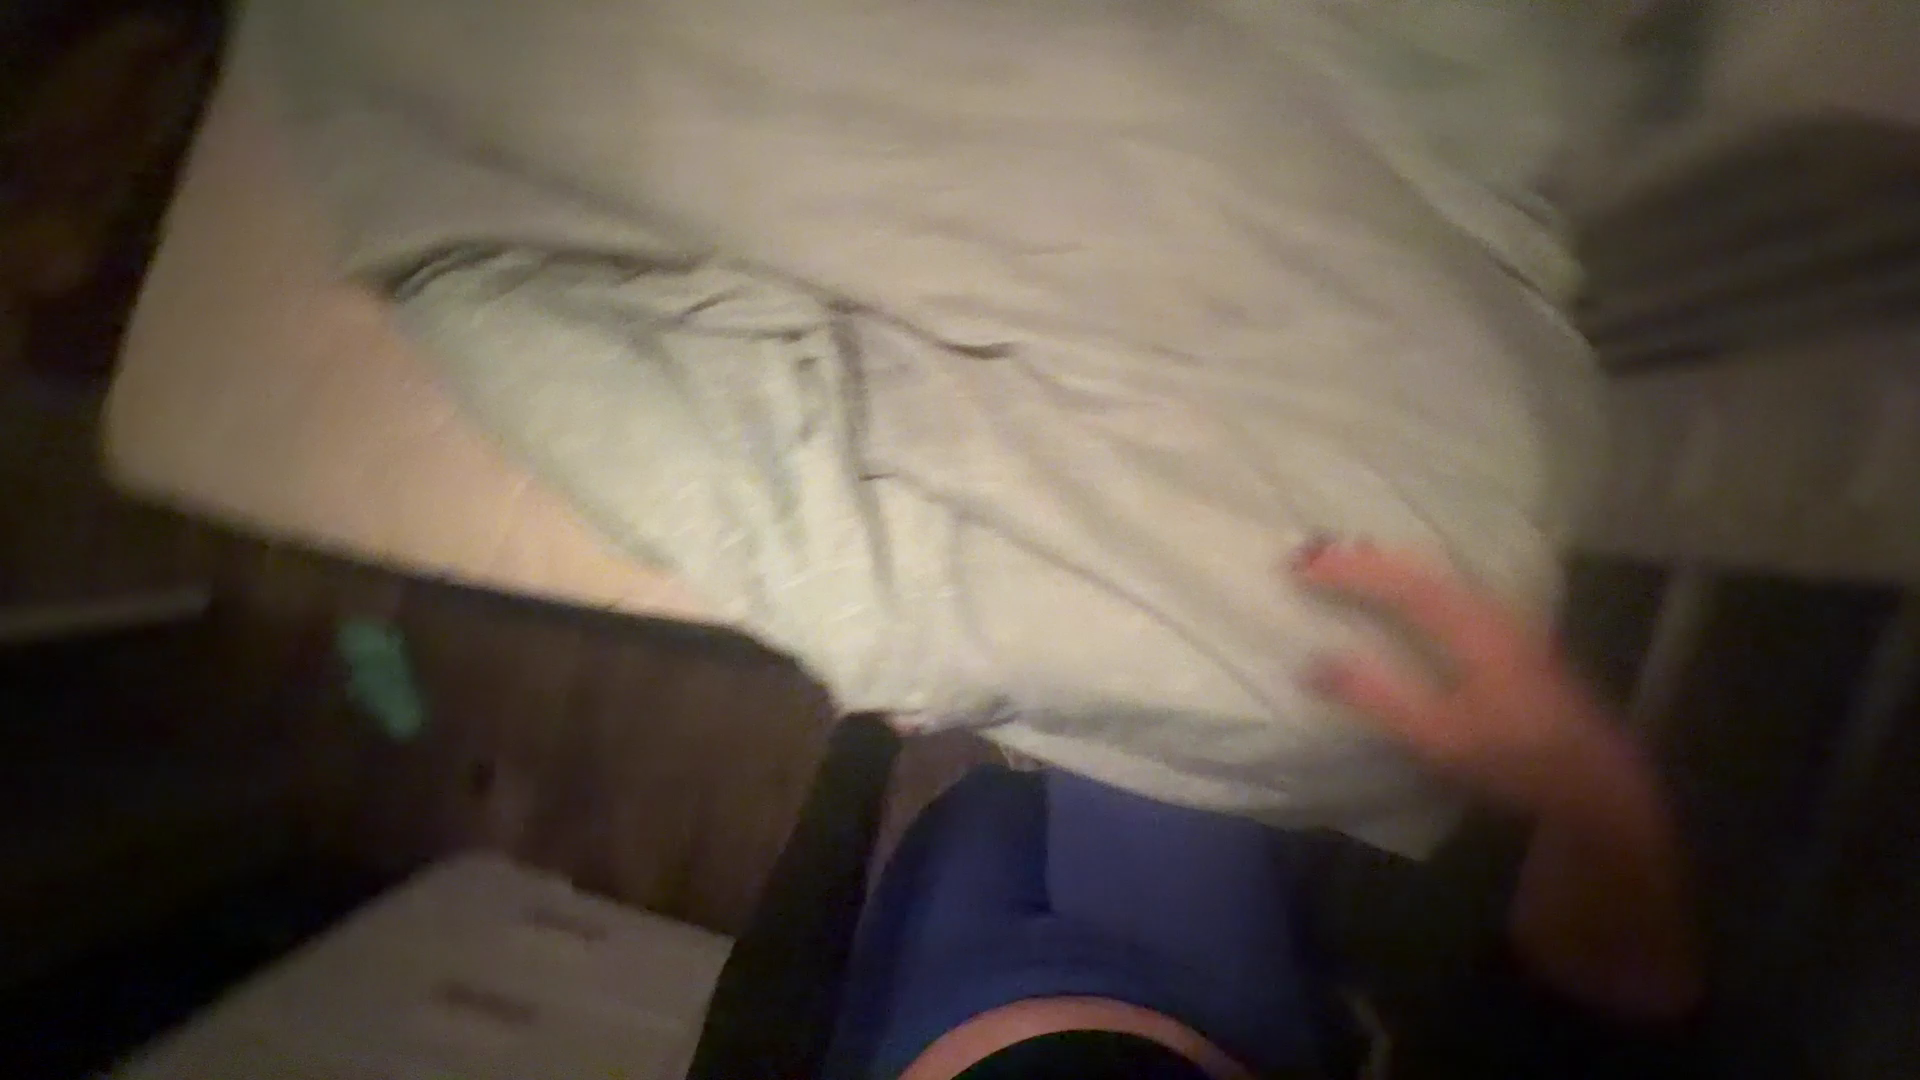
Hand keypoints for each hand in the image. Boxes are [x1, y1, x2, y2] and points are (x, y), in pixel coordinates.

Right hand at [1293, 542, 1702, 1017]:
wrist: (1596, 788)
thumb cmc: (1512, 759)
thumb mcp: (1437, 736)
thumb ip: (1375, 696)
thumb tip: (1311, 663)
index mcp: (1470, 628)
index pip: (1397, 584)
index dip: (1345, 572)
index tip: (1298, 569)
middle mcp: (1487, 612)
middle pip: (1415, 568)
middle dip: (1359, 558)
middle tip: (1308, 554)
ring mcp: (1501, 621)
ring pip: (1432, 575)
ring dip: (1383, 565)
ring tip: (1340, 562)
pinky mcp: (1506, 637)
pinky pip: (1443, 589)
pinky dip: (1406, 579)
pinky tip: (1394, 588)